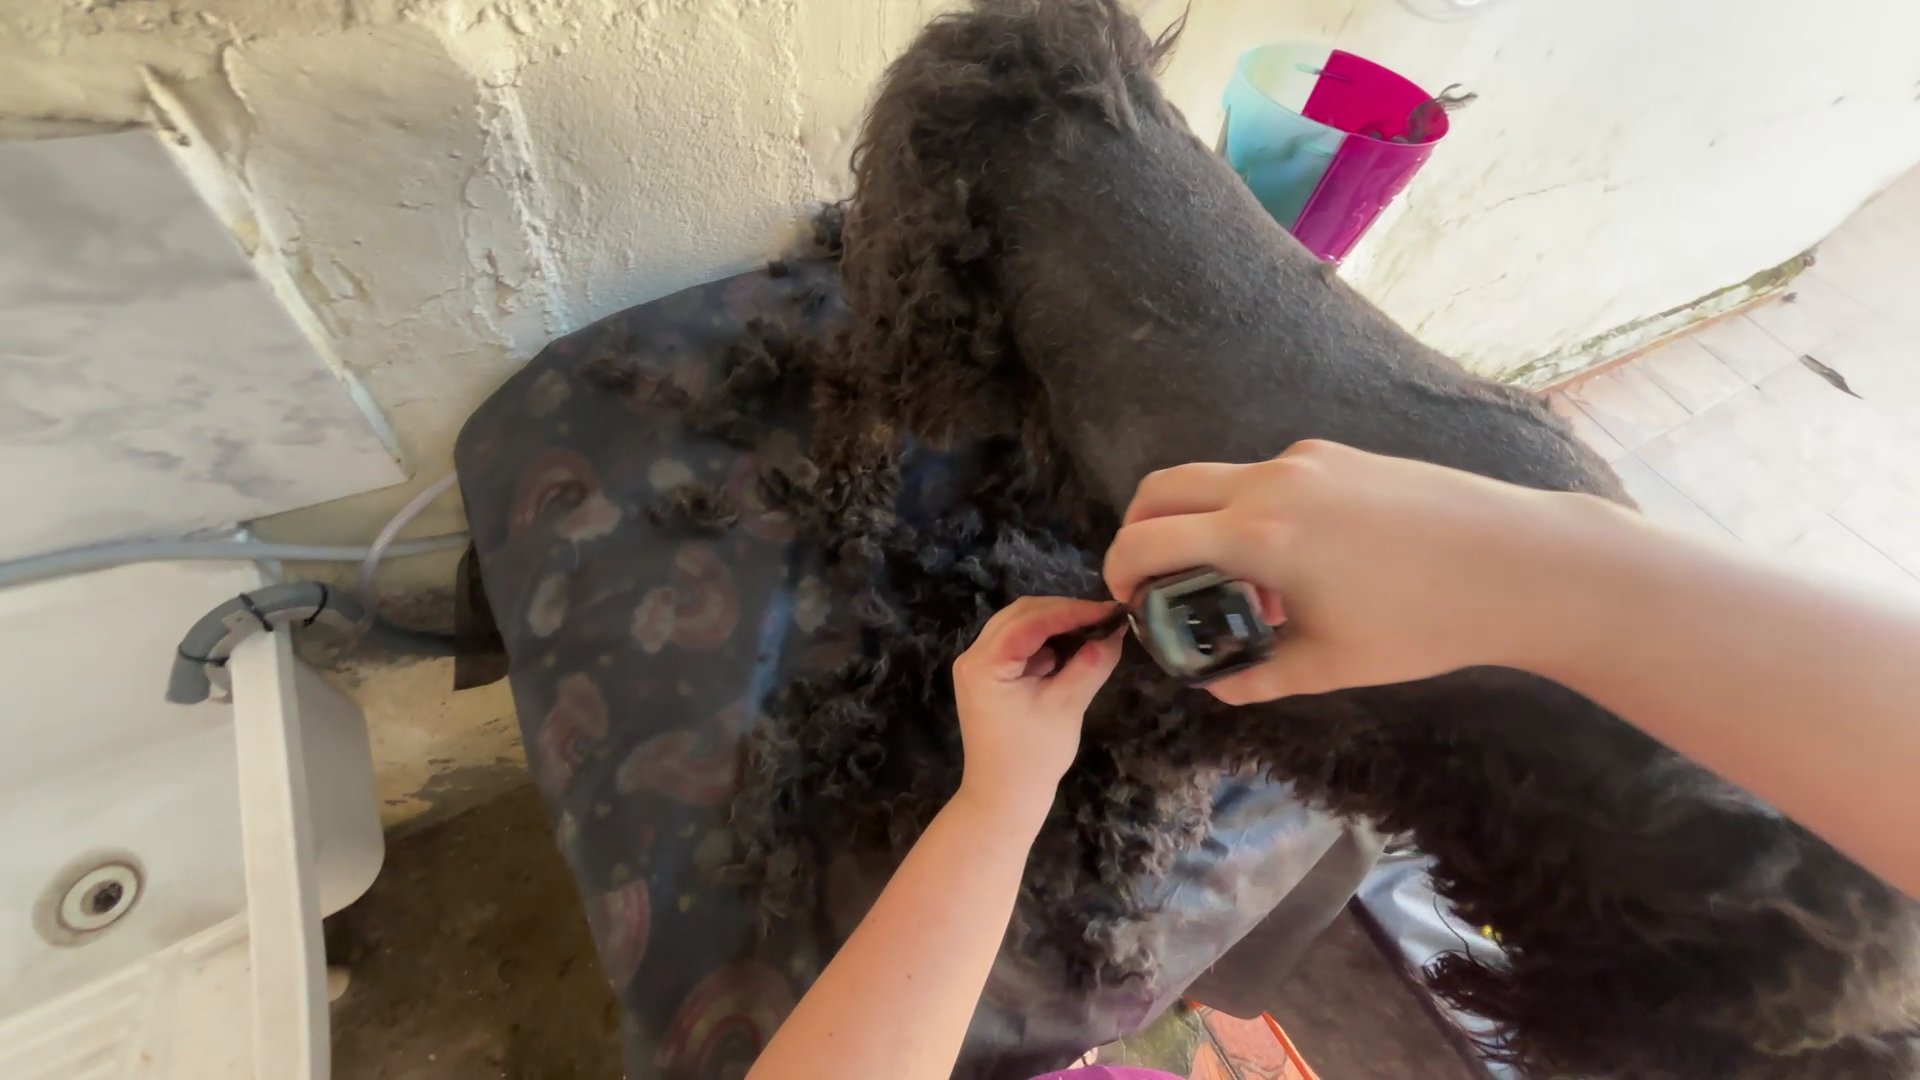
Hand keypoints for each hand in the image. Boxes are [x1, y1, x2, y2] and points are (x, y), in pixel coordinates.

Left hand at [950, 597, 1124, 825]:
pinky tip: (1070, 647)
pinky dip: (1044, 641)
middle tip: (1103, 617)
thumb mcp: (1067, 706)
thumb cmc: (1033, 757)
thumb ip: (1091, 664)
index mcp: (985, 663)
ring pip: (1018, 626)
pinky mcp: (988, 676)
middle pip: (1021, 615)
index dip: (1072, 610)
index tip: (1109, 610)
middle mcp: (974, 656)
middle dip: (1063, 612)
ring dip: (1054, 624)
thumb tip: (1116, 632)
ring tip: (1092, 628)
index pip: (1031, 620)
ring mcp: (977, 665)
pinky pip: (1017, 644)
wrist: (1003, 798)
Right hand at [1103, 440, 1622, 703]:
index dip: (1118, 569)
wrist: (1529, 564)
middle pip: (1161, 488)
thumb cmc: (1426, 623)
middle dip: (1136, 530)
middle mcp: (1267, 483)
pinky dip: (1239, 510)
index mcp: (1257, 535)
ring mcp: (1301, 462)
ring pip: (1209, 479)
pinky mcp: (1331, 455)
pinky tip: (1284, 554)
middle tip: (1148, 575)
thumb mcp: (1330, 663)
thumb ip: (1256, 677)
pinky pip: (1257, 478)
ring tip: (1228, 575)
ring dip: (1192, 520)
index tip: (1123, 597)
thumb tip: (1214, 685)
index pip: (1147, 540)